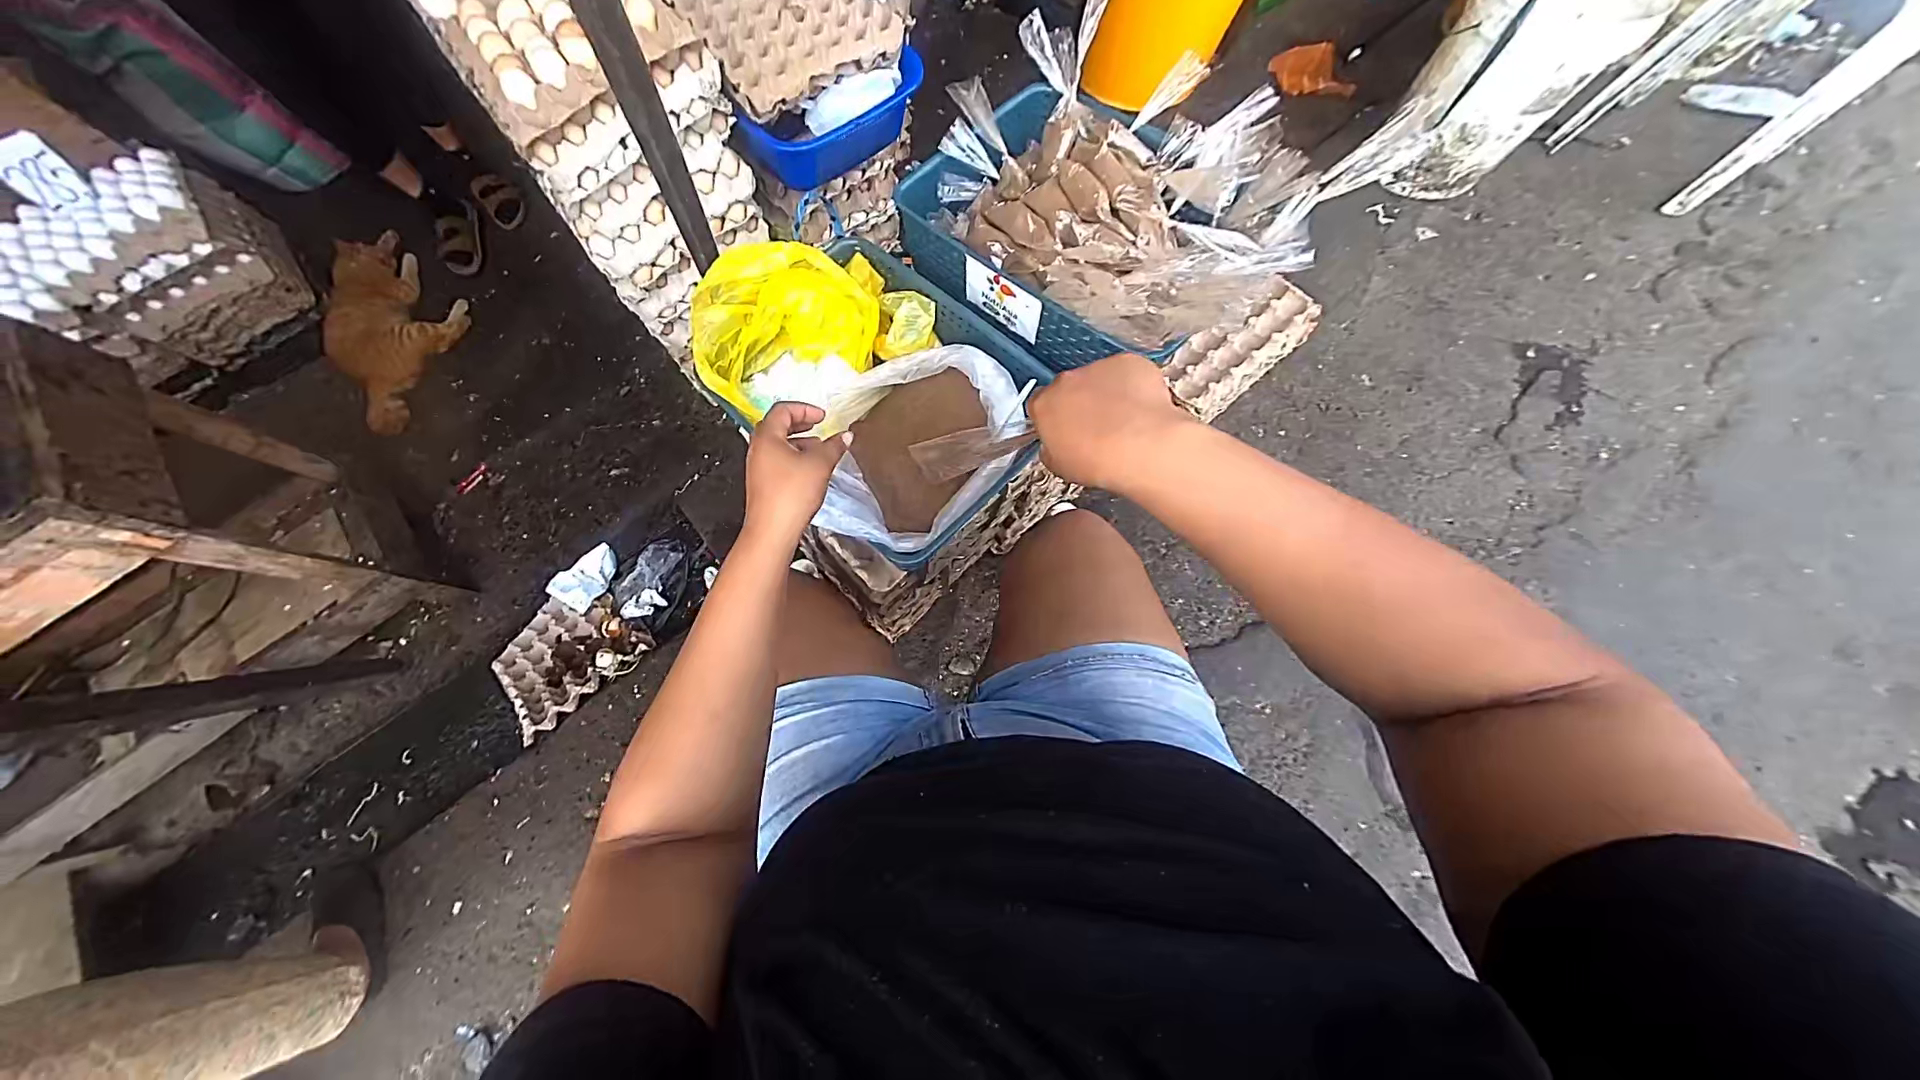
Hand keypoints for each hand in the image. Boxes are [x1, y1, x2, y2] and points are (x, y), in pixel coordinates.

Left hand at [744, 402, 850, 542]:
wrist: (772, 529)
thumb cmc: (791, 494)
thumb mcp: (820, 464)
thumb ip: (834, 446)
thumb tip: (846, 436)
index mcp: (767, 437)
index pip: (782, 410)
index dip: (804, 408)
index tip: (821, 415)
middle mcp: (757, 449)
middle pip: (777, 425)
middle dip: (800, 423)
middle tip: (818, 424)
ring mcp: (758, 467)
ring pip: (778, 444)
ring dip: (799, 441)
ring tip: (819, 448)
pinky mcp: (762, 483)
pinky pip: (777, 461)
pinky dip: (794, 457)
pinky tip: (810, 469)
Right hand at [1029, 353, 1196, 491]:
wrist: (1141, 447)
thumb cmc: (1101, 460)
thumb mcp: (1061, 467)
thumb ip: (1051, 450)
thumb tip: (1055, 448)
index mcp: (1044, 405)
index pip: (1040, 404)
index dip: (1054, 417)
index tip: (1064, 428)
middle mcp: (1067, 381)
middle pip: (1069, 387)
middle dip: (1081, 404)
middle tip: (1097, 428)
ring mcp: (1097, 368)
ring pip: (1099, 377)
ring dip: (1108, 394)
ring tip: (1124, 422)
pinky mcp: (1127, 362)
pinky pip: (1127, 371)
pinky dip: (1133, 385)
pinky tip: (1140, 409)